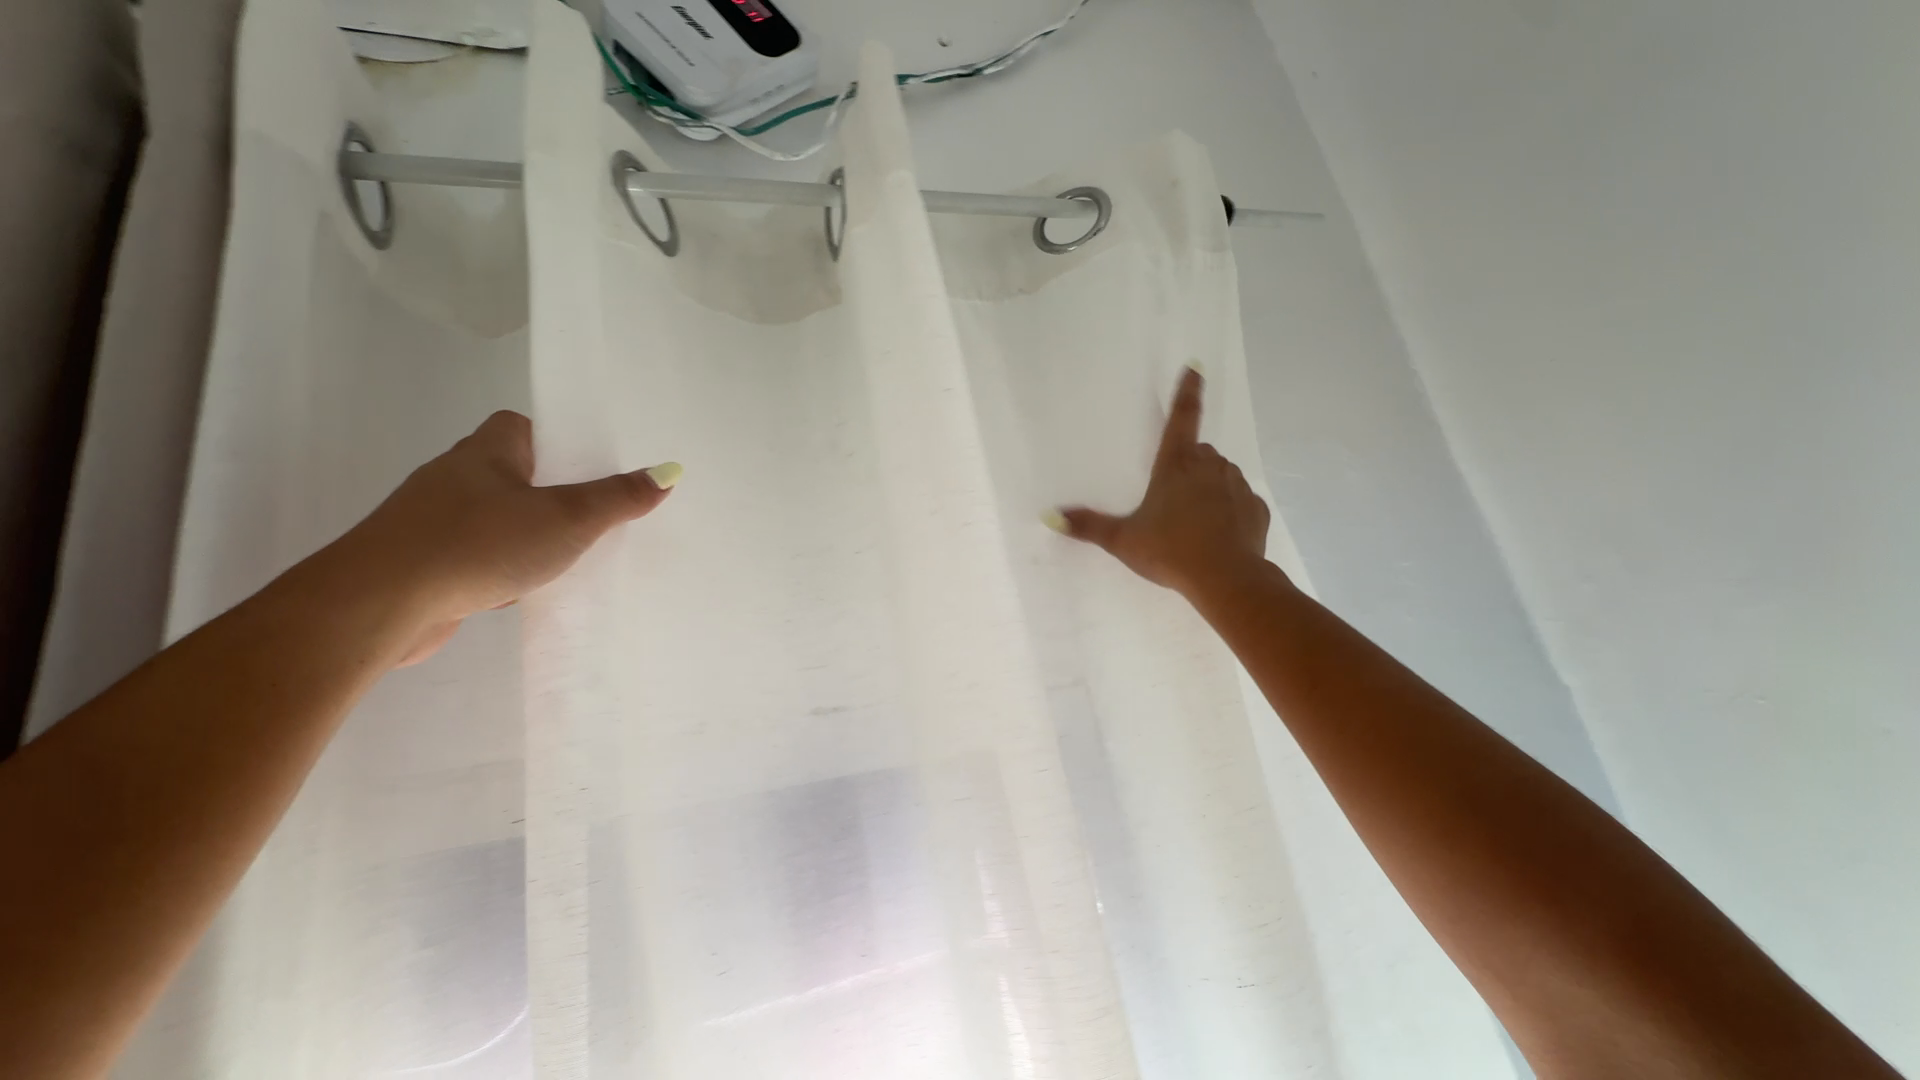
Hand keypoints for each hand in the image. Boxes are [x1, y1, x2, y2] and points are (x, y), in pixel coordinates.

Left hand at [328, 410, 678, 664]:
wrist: (380, 604)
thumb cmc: (479, 543)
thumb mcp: (566, 518)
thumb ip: (618, 498)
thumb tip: (669, 471)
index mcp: (487, 453)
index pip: (523, 427)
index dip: (558, 441)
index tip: (590, 467)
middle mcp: (455, 478)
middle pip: (513, 474)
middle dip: (551, 494)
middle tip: (594, 516)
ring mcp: (432, 521)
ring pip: (495, 519)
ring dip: (525, 535)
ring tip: (568, 557)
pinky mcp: (421, 562)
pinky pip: (475, 556)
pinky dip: (499, 568)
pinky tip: (520, 591)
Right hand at [1054, 367, 1272, 597]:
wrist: (1226, 580)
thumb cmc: (1170, 551)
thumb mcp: (1123, 540)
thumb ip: (1088, 526)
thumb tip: (1051, 516)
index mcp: (1176, 465)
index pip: (1182, 418)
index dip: (1187, 391)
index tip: (1196, 368)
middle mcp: (1210, 467)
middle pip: (1198, 453)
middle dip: (1187, 465)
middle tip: (1171, 497)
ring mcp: (1237, 487)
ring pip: (1221, 475)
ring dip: (1208, 487)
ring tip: (1193, 521)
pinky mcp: (1255, 510)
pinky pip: (1240, 503)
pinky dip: (1230, 511)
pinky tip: (1219, 535)